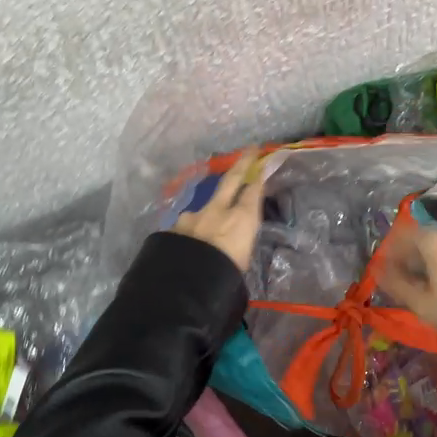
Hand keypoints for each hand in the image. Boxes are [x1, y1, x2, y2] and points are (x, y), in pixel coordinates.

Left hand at [173, 149, 266, 270]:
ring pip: (204, 208)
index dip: (258, 178)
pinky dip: (190, 233)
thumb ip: (240, 247)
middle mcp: (217, 210)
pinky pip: (186, 227)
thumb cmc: (225, 280)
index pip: (253, 192)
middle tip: (249, 150)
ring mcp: (193, 216)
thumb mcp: (243, 263)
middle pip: (231, 180)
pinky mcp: (174, 227)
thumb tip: (236, 246)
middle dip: (241, 164)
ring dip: (208, 214)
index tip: (261, 166)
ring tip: (208, 228)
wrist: (186, 285)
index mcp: (241, 219)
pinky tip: (188, 244)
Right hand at [379, 223, 436, 337]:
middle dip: (411, 256)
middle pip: (422, 238)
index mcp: (431, 239)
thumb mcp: (421, 302)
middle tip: (406, 279)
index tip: (387, 271)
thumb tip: (378, 272)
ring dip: (430, 259)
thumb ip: (396, 285)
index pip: (402, 237)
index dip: (391, 253)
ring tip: (428, 283)